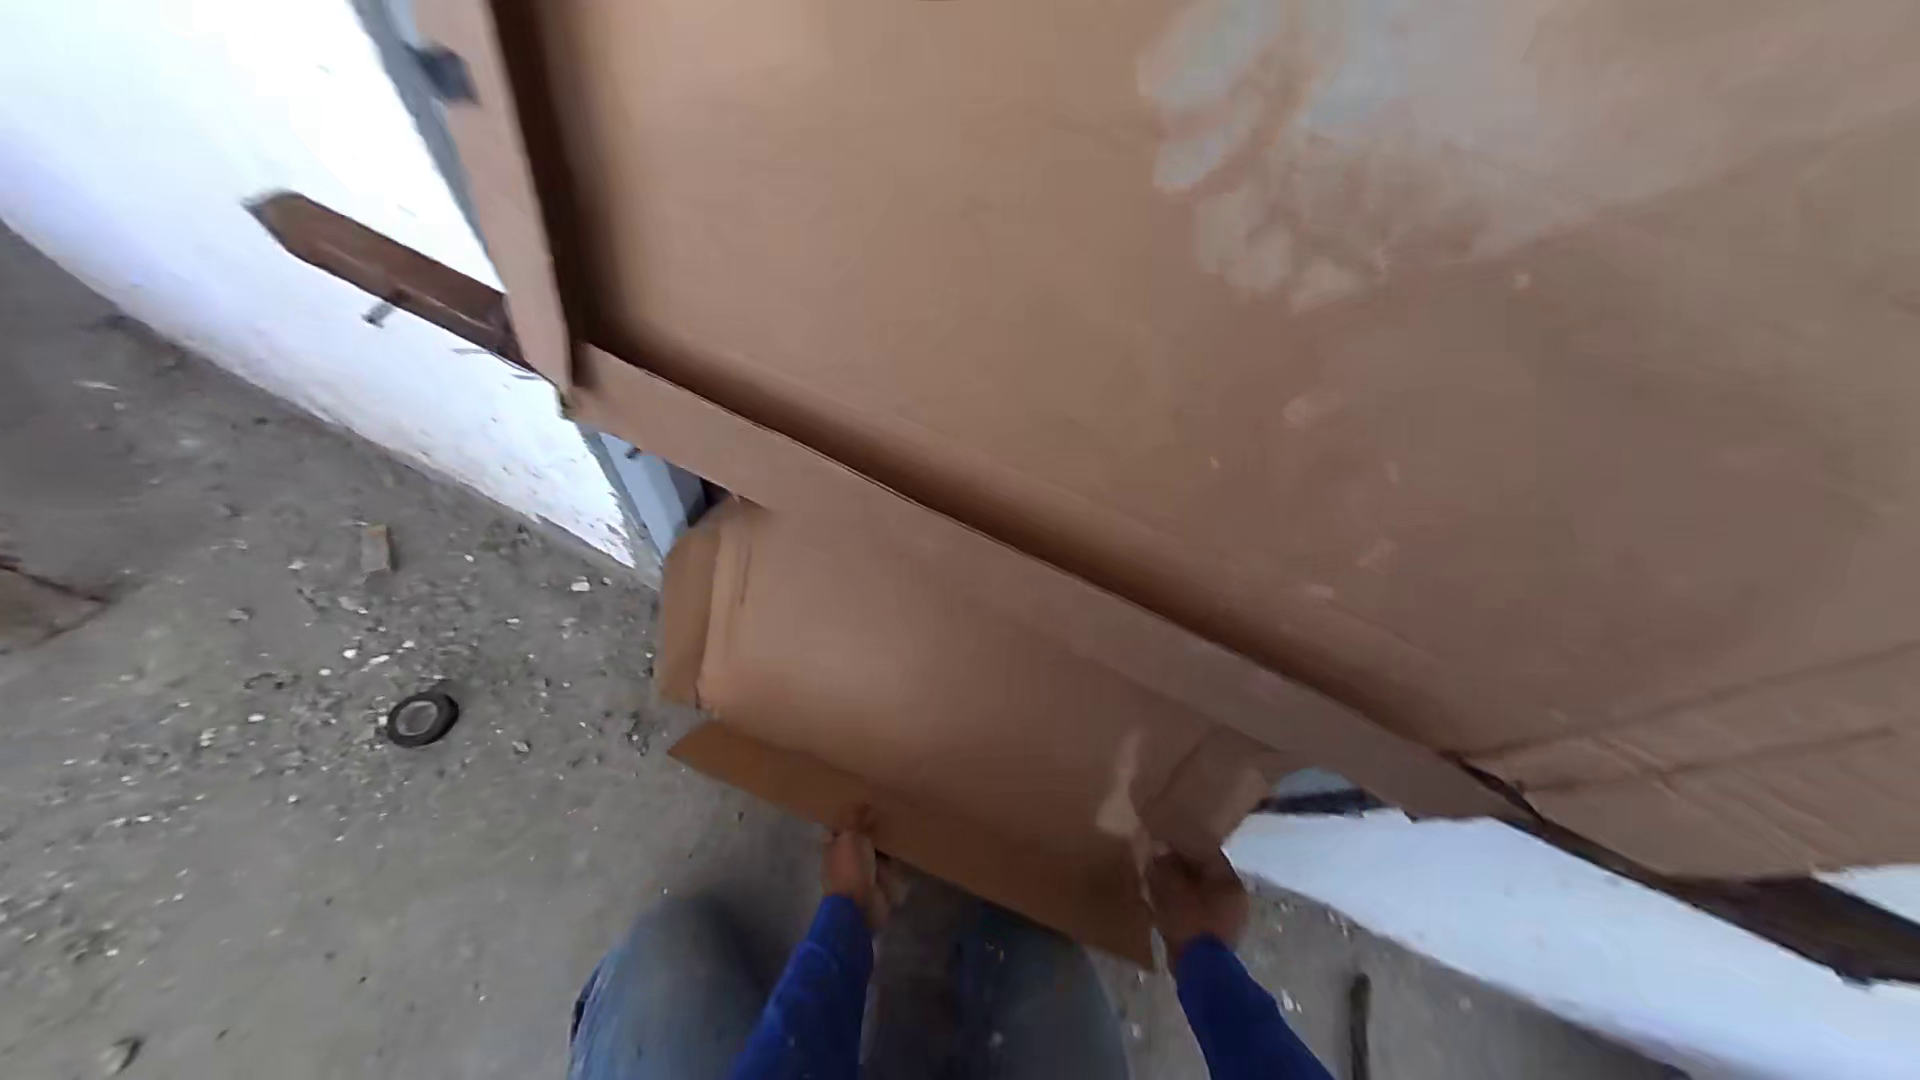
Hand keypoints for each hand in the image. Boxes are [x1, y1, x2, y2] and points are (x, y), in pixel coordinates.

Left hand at [822, 806, 886, 928]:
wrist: (859, 908)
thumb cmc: (850, 869)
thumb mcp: (850, 838)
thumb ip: (856, 820)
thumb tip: (863, 803)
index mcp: (832, 848)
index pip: (837, 828)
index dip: (847, 817)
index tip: (862, 803)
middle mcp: (844, 859)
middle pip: (857, 839)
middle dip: (869, 829)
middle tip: (885, 812)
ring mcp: (860, 873)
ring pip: (872, 853)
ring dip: (882, 845)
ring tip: (897, 828)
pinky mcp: (876, 884)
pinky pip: (885, 868)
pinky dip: (892, 862)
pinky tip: (902, 850)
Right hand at [1146, 848, 1247, 960]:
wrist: (1200, 971)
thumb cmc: (1188, 920)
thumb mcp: (1168, 885)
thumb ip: (1162, 864)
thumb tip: (1158, 851)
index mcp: (1230, 882)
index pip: (1205, 853)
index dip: (1180, 847)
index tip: (1161, 846)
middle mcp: (1235, 899)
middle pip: (1204, 875)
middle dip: (1179, 870)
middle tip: (1156, 866)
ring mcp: (1230, 921)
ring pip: (1200, 895)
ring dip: (1180, 889)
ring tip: (1157, 886)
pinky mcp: (1219, 939)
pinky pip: (1198, 913)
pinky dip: (1183, 908)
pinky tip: (1164, 908)